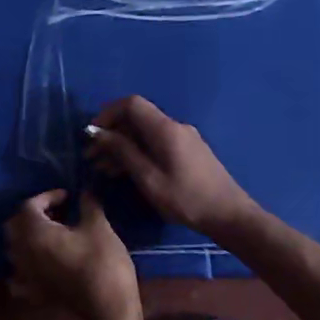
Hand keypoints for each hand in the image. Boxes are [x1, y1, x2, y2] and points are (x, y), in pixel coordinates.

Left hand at [5, 189, 140, 319]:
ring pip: (14, 250)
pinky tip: (39, 265)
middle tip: (55, 213)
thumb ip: (87, 205)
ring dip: (27, 237)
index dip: (47, 197)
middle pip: (14, 226)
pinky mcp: (34, 293)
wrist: (108, 305)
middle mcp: (23, 253)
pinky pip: (18, 277)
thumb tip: (84, 193)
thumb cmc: (103, 261)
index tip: (68, 196)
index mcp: (35, 233)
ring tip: (49, 234)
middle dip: (31, 215)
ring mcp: (26, 275)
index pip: (29, 206)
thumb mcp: (99, 227)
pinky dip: (24, 267)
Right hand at [85, 96, 258, 236]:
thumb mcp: (148, 178)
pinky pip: (156, 144)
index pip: (131, 104)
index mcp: (165, 129)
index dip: (107, 114)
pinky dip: (138, 153)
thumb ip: (123, 152)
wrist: (228, 214)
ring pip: (145, 133)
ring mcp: (183, 138)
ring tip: (103, 169)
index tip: (91, 135)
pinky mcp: (187, 152)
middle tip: (91, 157)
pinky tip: (125, 172)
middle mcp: (175, 126)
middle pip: (137, 119)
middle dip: (112, 134)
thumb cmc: (185, 199)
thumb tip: (99, 133)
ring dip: (122, 146)